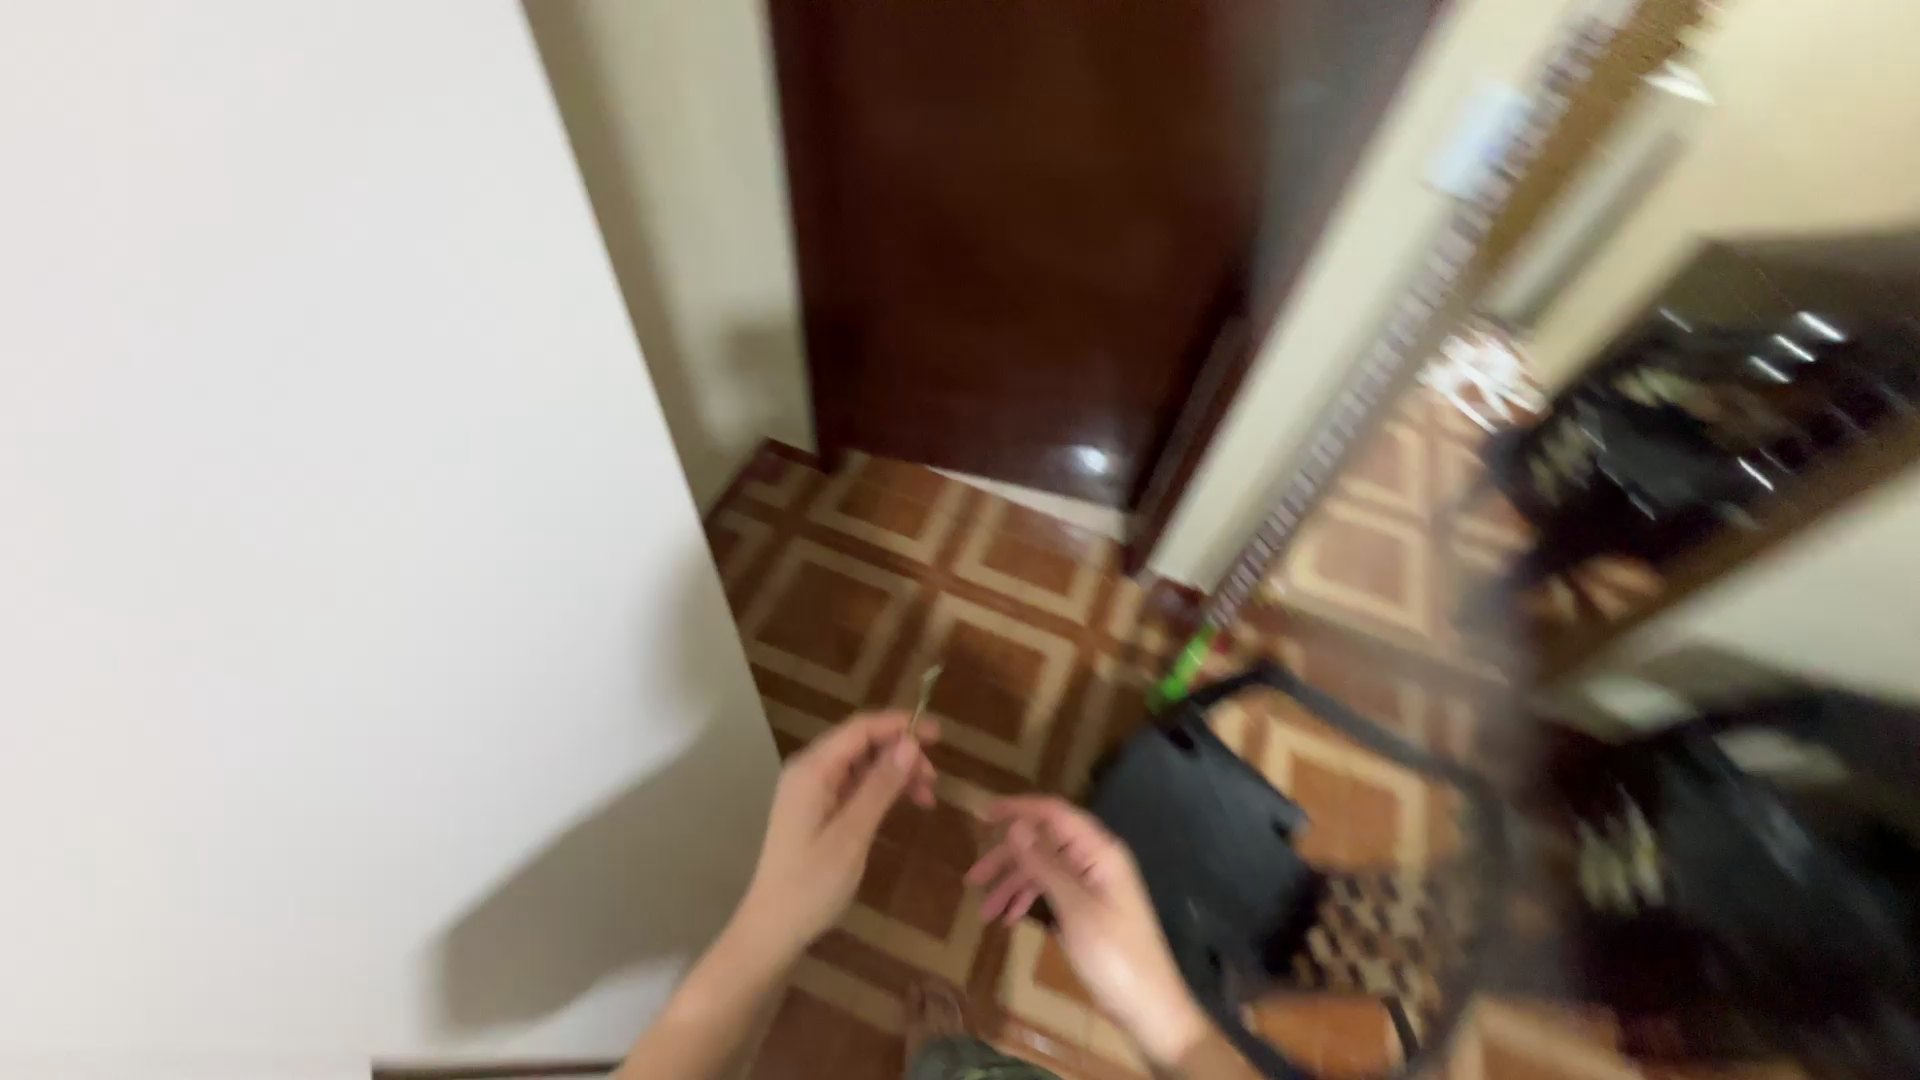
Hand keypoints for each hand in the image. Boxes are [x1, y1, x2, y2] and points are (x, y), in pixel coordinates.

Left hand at [734, 711, 938, 958]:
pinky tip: (904, 804)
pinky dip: (882, 790)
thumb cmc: (810, 884)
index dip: (899, 725)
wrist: (772, 929)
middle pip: (862, 743)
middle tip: (934, 777)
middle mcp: (810, 770)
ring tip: (927, 797)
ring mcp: (813, 790)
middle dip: (901, 752)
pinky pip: (855, 785)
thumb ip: (880, 786)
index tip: (938, 733)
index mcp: (811, 770)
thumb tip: (911, 744)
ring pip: (862, 764)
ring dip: (895, 773)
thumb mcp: (852, 834)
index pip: (860, 729)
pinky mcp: (818, 808)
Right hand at [966, 796, 1208, 1065]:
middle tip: (973, 878)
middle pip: (1044, 842)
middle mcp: (1096, 859)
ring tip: (984, 912)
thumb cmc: (1115, 957)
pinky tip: (1008, 921)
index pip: (1054, 813)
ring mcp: (1094, 883)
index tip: (984, 815)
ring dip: (1014, 885)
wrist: (1152, 1010)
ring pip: (1045, 868)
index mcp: (1099, 850)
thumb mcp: (1074, 908)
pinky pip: (1054, 890)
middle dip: (1008, 857)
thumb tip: (1017, 825)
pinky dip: (1030, 900)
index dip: (1019, 809)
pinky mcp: (1091, 906)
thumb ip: (1045, 863)